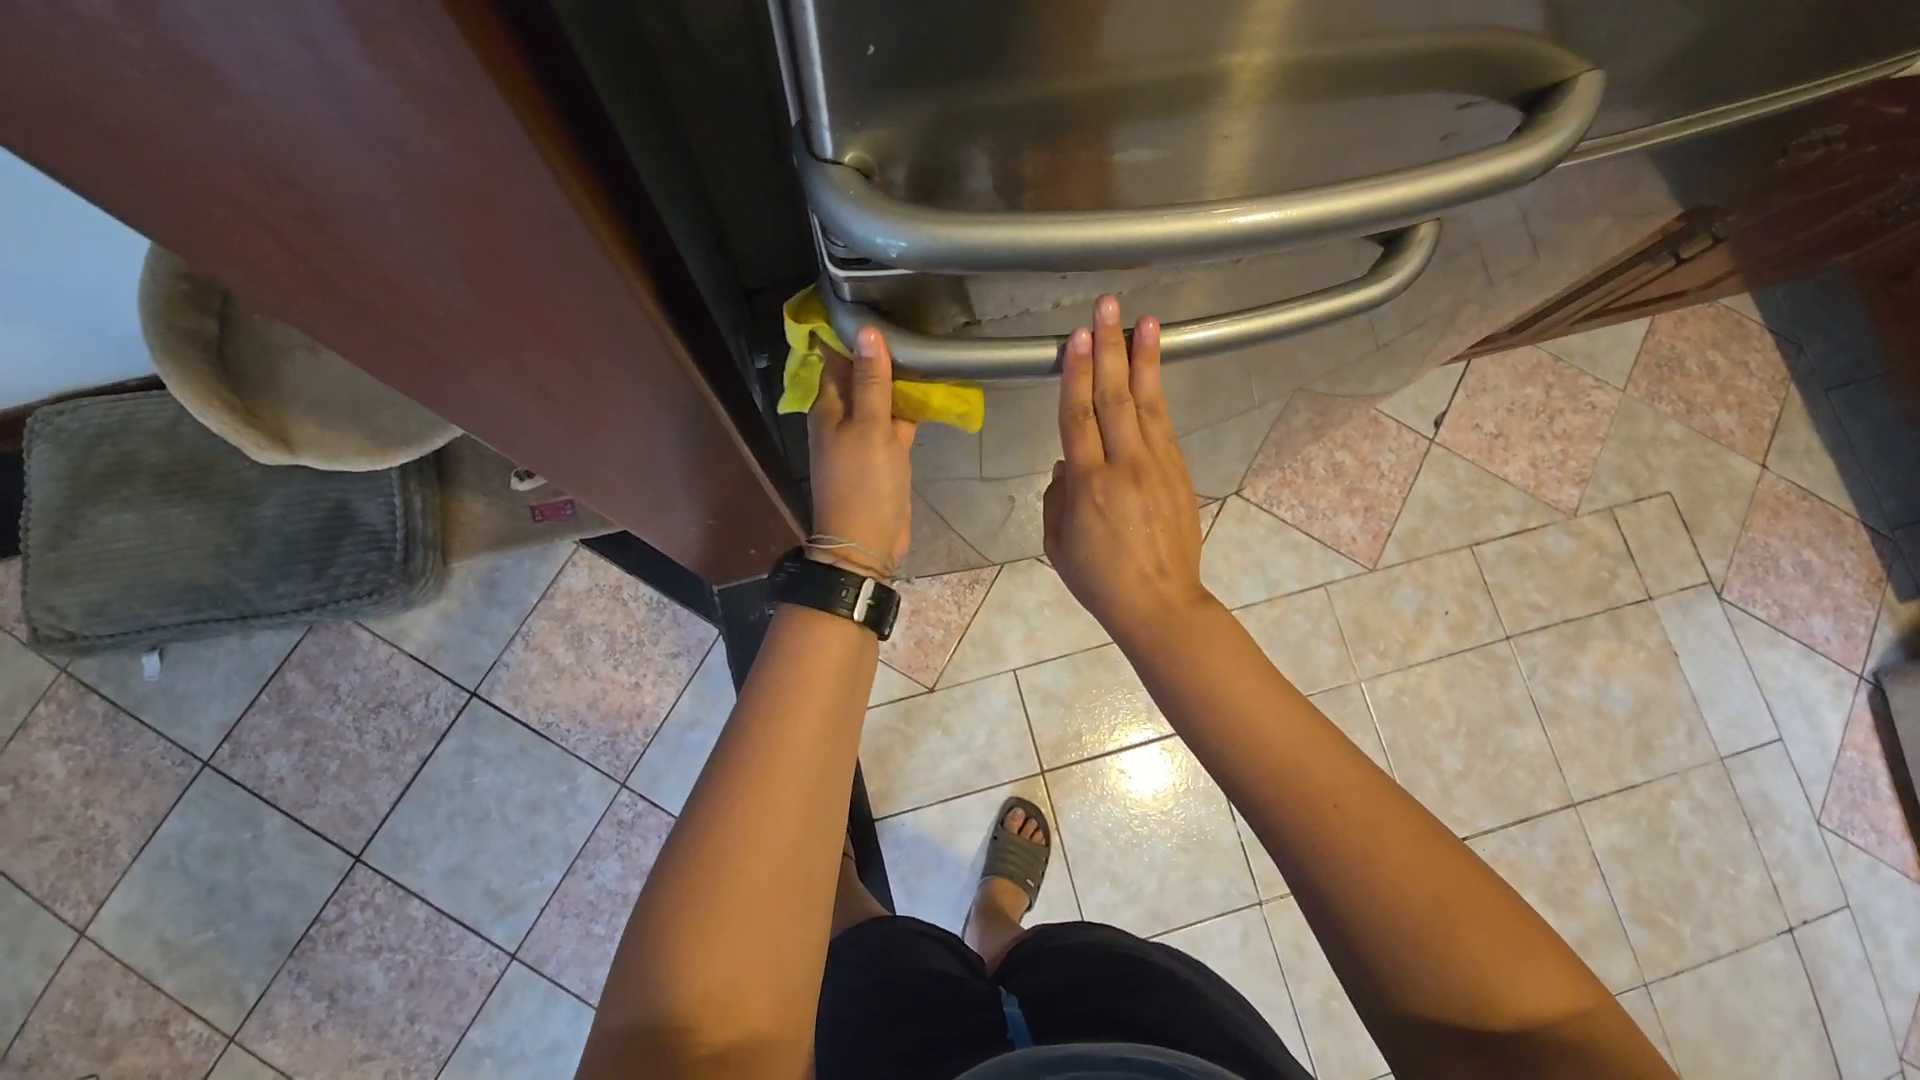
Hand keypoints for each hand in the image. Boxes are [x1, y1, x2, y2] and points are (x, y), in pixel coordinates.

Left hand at [808, 326, 916, 577]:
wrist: (867, 542)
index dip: (851, 335)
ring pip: (882, 401)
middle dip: (880, 355)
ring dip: (899, 381)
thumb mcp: (870, 428)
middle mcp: (843, 419)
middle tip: (911, 320)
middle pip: (860, 378)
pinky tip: (933, 392)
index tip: (875, 305)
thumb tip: (868, 333)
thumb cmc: (864, 483)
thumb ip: (871, 382)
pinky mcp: (885, 457)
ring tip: (926, 347)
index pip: (836, 360)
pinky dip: (910, 410)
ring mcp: (865, 439)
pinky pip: (896, 424)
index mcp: (829, 408)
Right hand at [1043, 296, 1214, 642]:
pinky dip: (1158, 395)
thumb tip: (1067, 466)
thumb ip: (1056, 499)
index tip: (1077, 336)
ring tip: (1146, 322)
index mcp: (1089, 485)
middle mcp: (1125, 465)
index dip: (1074, 373)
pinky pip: (1164, 427)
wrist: (1160, 604)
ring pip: (1147, 403)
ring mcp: (1158, 467)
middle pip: (1114, 396)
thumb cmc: (1099, 580)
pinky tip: (1153, 373)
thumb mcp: (1058, 544)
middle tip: (1108, 307)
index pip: (1078, 416)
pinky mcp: (1179, 474)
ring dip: (1144, 360)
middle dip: (1109, 348)